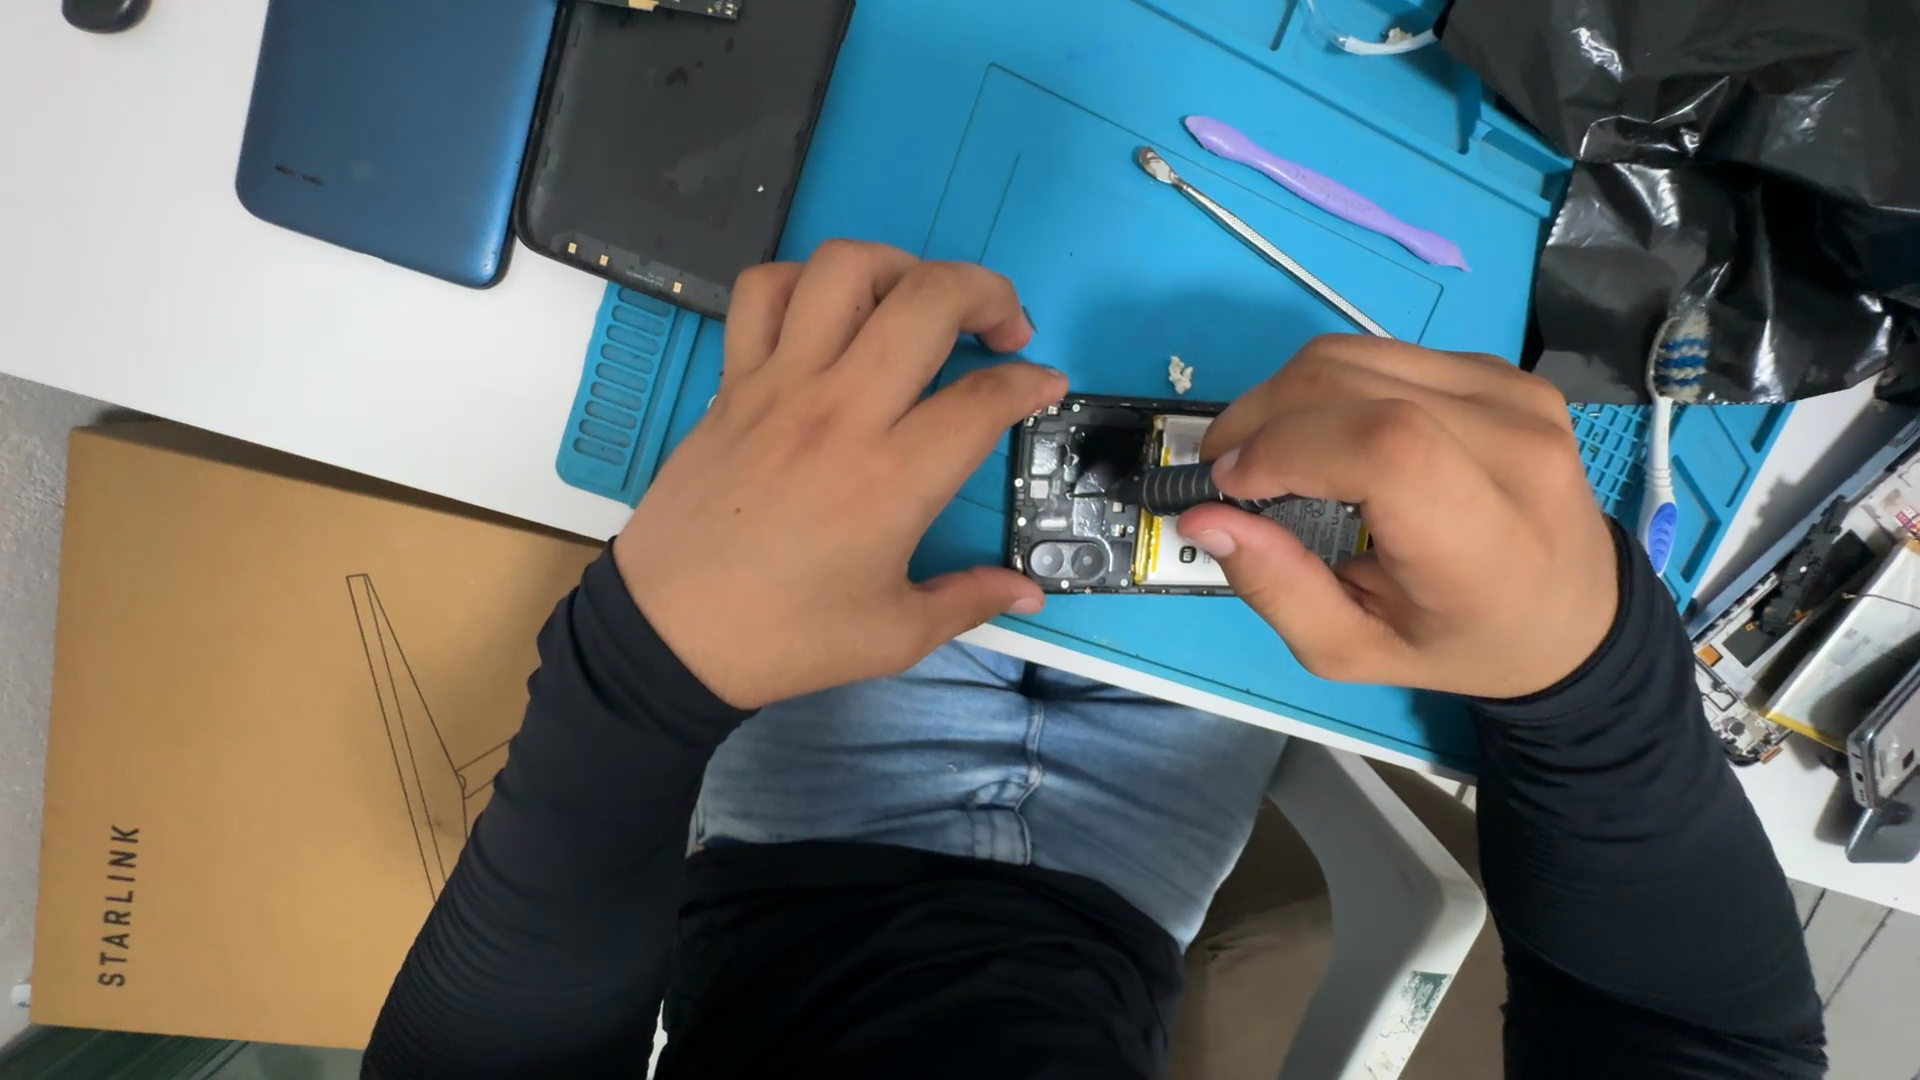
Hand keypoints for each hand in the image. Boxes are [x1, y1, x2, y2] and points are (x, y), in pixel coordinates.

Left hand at [612, 241, 1064, 708]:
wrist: (669, 635)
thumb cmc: (786, 637)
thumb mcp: (894, 636)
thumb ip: (971, 601)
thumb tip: (1029, 593)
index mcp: (894, 477)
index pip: (984, 398)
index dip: (1030, 381)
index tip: (1044, 383)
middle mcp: (842, 411)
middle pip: (929, 300)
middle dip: (988, 293)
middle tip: (1004, 326)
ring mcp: (780, 386)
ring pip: (845, 270)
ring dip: (902, 266)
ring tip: (920, 301)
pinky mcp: (733, 384)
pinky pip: (764, 293)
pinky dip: (804, 281)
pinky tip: (829, 313)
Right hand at [1177, 335, 1618, 698]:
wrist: (1574, 611)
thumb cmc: (1456, 643)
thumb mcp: (1351, 650)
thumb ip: (1276, 589)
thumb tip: (1201, 517)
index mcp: (1485, 538)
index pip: (1383, 447)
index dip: (1285, 449)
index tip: (1228, 485)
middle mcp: (1512, 444)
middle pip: (1347, 383)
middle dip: (1256, 418)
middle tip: (1225, 470)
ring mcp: (1511, 395)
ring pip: (1349, 356)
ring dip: (1278, 398)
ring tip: (1261, 450)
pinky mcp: (1498, 372)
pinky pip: (1375, 356)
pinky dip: (1320, 390)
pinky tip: (1319, 435)